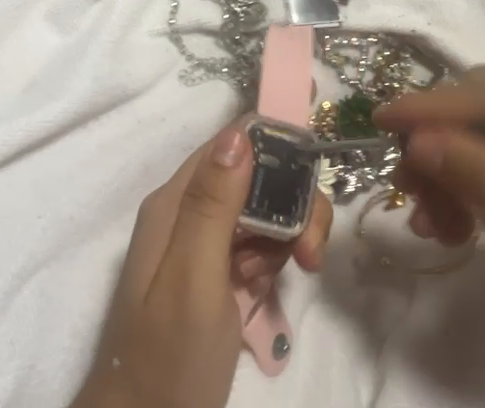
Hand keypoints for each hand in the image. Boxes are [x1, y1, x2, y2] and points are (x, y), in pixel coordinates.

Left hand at [72, 126, 332, 407]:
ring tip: (291, 274)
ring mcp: (200, 243)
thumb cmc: (170, 354)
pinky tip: (267, 289)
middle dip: (292, 204)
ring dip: (287, 235)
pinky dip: (274, 259)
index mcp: (175, 201)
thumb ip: (213, 204)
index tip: (314, 180)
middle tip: (309, 252)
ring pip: (262, 210)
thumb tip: (238, 130)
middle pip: (255, 176)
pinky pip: (257, 245)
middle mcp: (186, 211)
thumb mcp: (194, 276)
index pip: (232, 143)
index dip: (277, 149)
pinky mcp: (215, 273)